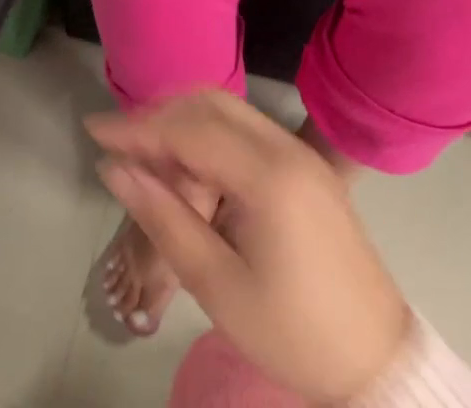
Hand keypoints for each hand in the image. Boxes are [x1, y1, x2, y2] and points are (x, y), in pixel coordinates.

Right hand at [87, 92, 411, 404]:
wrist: (378, 364)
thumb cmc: (292, 331)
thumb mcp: (216, 284)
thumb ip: (162, 218)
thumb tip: (113, 168)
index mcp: (269, 178)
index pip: (187, 130)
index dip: (136, 128)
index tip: (93, 131)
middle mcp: (288, 152)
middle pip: (209, 106)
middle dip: (158, 116)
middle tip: (119, 144)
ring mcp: (303, 159)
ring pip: (229, 114)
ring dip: (183, 124)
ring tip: (146, 158)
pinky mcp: (308, 173)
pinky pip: (247, 133)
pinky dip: (209, 137)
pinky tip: (188, 169)